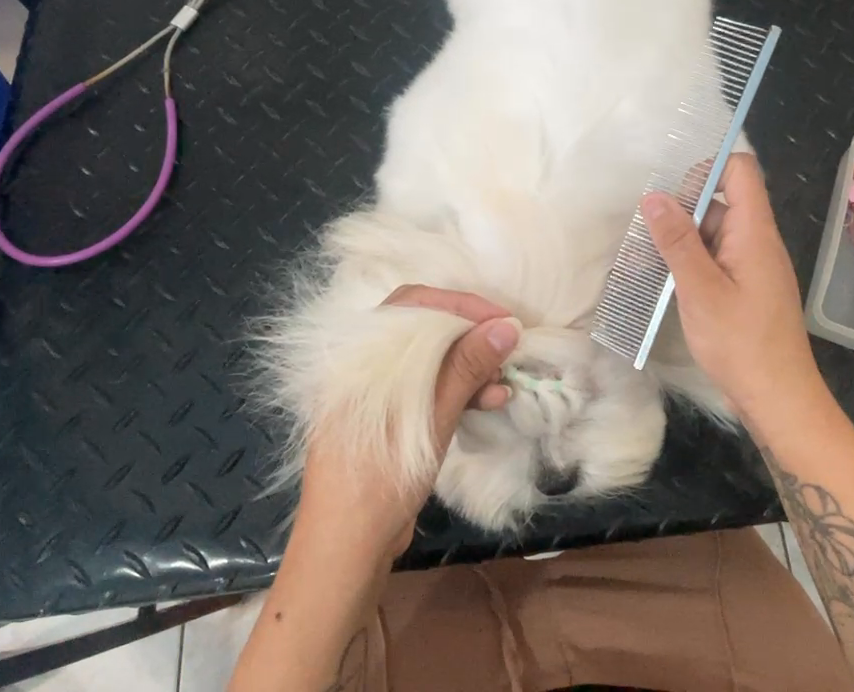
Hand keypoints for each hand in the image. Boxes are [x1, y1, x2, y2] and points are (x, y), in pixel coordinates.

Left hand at [292, 286, 519, 562]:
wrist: (344, 550)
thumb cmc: (380, 480)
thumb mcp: (430, 420)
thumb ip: (465, 368)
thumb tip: (506, 325)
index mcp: (361, 355)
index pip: (415, 303)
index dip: (462, 304)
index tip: (504, 320)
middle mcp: (366, 366)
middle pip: (424, 328)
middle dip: (470, 332)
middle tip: (509, 345)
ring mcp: (378, 393)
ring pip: (430, 359)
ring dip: (470, 363)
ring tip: (505, 380)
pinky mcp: (391, 418)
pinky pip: (429, 387)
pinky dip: (459, 389)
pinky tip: (491, 400)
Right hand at [640, 153, 821, 418]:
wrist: (778, 398)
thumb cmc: (740, 343)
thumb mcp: (700, 290)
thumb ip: (677, 241)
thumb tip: (654, 196)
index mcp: (754, 232)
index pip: (740, 171)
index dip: (707, 167)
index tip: (669, 189)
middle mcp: (757, 241)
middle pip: (721, 201)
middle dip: (682, 209)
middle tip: (643, 230)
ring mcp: (753, 266)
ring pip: (715, 233)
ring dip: (682, 240)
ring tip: (645, 257)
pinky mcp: (747, 288)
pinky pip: (718, 259)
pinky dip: (692, 263)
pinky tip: (666, 280)